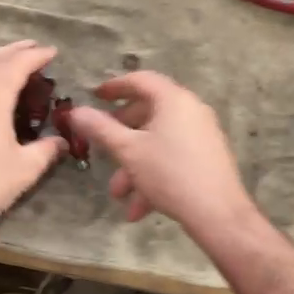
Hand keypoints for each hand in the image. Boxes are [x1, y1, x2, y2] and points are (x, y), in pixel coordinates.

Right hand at [65, 72, 255, 233]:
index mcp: (174, 100)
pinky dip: (153, 176)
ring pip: (158, 142)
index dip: (114, 86)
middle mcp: (191, 111)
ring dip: (133, 165)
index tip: (94, 96)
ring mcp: (202, 135)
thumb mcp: (129, 151)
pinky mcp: (207, 158)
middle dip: (121, 136)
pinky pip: (173, 158)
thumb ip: (101, 129)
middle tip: (102, 146)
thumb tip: (75, 111)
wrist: (218, 213)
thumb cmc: (169, 173)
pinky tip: (139, 209)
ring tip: (118, 193)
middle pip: (148, 114)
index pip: (140, 80)